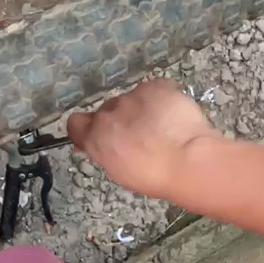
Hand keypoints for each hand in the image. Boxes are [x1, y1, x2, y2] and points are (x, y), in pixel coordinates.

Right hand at [68, 79, 221, 200]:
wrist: (188, 160)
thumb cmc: (155, 176)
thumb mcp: (119, 171)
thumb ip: (105, 151)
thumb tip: (106, 144)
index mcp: (95, 137)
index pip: (76, 123)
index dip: (87, 128)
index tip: (100, 136)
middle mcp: (109, 112)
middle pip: (108, 111)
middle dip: (121, 120)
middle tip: (141, 136)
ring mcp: (132, 96)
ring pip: (132, 100)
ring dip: (142, 109)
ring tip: (163, 127)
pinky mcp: (155, 86)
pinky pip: (154, 90)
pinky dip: (161, 99)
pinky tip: (172, 114)